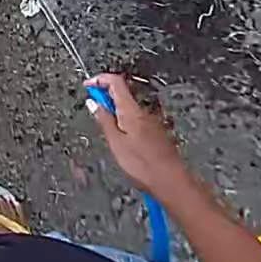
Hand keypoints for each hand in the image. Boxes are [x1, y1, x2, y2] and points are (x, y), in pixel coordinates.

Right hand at [86, 73, 192, 199]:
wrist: (172, 182)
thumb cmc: (143, 165)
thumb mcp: (115, 143)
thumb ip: (104, 120)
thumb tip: (93, 103)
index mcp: (131, 110)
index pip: (115, 81)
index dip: (99, 79)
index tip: (88, 86)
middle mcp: (143, 111)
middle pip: (123, 92)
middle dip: (106, 95)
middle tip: (95, 107)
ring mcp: (152, 121)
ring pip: (129, 106)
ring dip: (115, 109)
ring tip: (108, 127)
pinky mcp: (156, 132)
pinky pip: (137, 117)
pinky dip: (125, 120)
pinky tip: (123, 138)